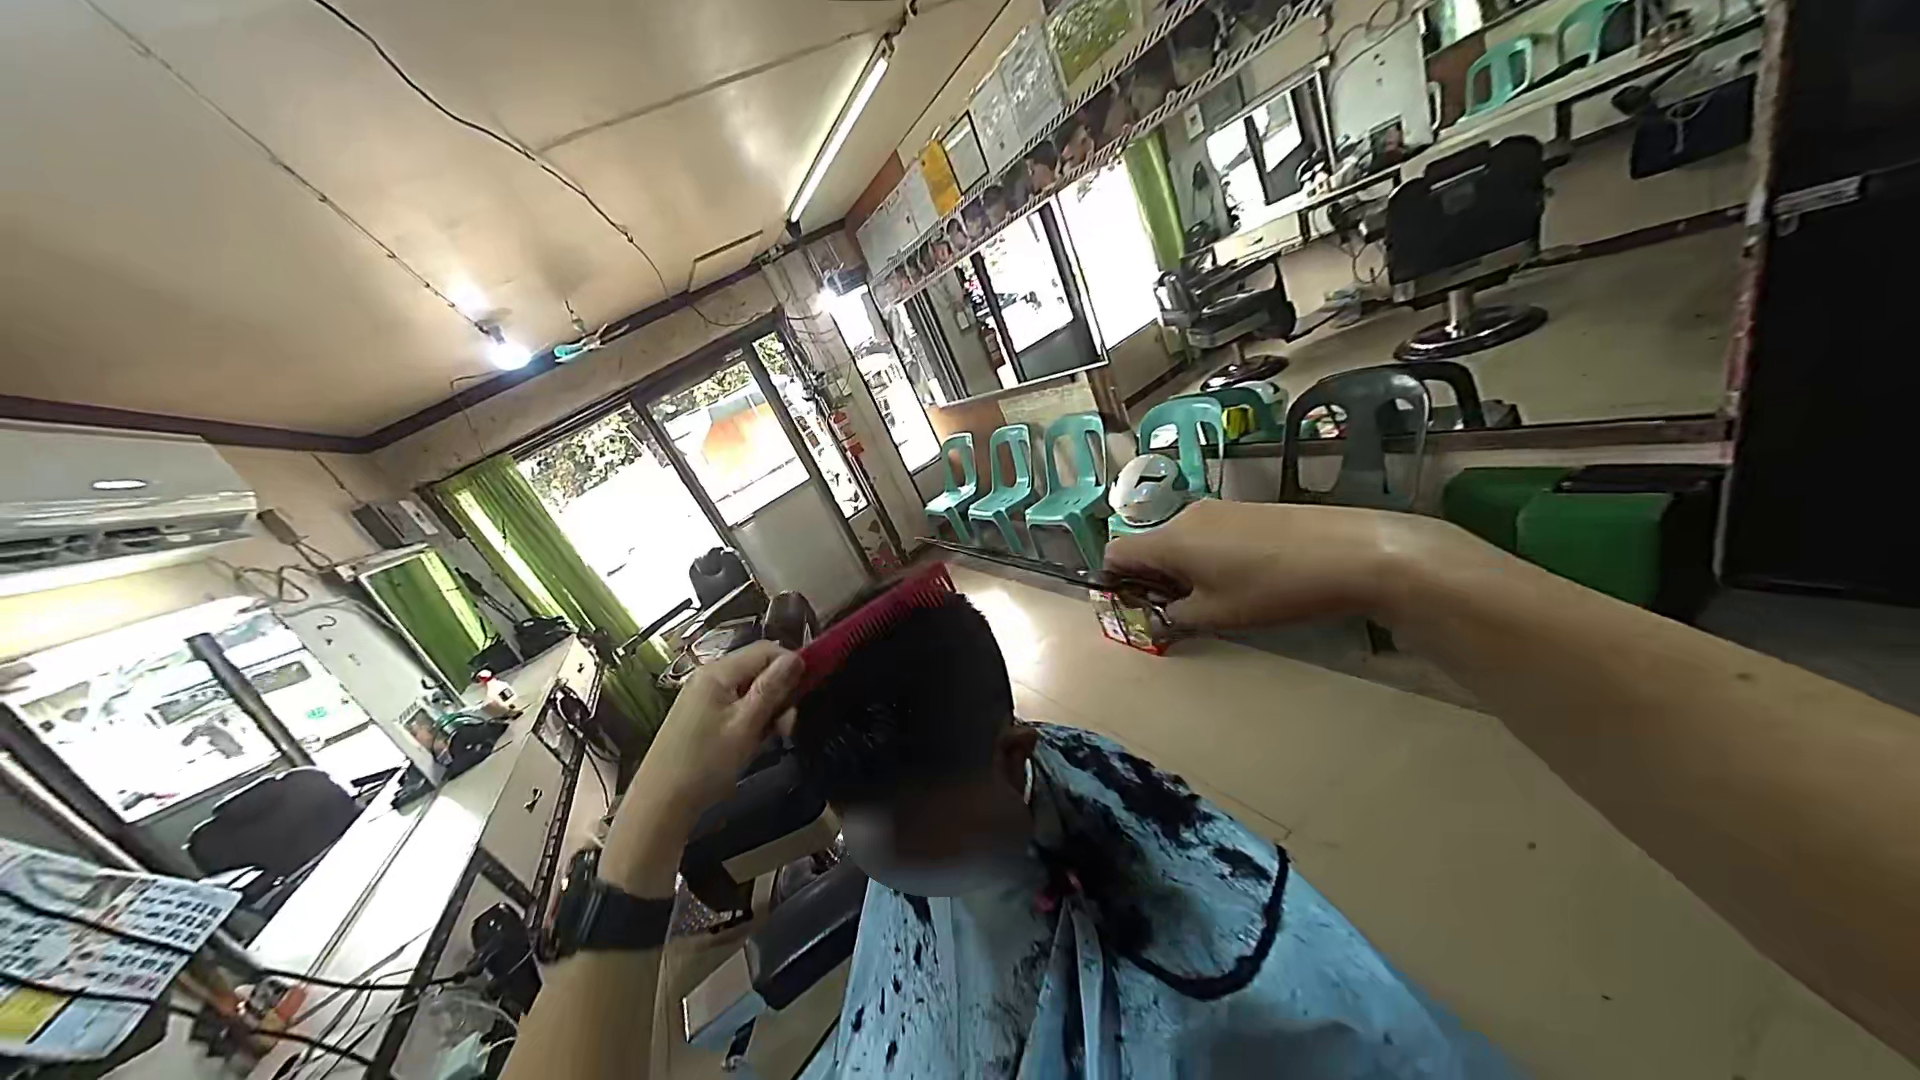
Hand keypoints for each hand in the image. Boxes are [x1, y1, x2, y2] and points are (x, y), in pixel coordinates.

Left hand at [600, 641, 801, 892]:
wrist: (659, 805)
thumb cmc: (705, 764)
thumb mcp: (746, 725)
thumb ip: (773, 688)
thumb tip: (797, 658)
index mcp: (718, 672)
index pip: (766, 649)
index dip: (791, 665)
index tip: (804, 695)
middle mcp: (709, 676)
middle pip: (759, 668)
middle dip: (779, 693)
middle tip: (785, 728)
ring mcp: (703, 695)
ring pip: (751, 689)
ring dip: (767, 710)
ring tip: (767, 739)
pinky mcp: (701, 714)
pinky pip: (737, 705)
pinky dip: (751, 719)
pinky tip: (750, 743)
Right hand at [1104, 499, 1470, 629]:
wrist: (1352, 551)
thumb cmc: (1273, 588)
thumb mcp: (1217, 615)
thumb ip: (1175, 616)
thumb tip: (1163, 613)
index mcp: (1169, 539)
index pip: (1115, 552)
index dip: (1115, 581)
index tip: (1137, 606)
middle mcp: (1185, 516)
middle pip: (1147, 545)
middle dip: (1152, 578)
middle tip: (1181, 608)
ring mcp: (1217, 508)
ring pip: (1178, 540)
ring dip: (1182, 569)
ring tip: (1219, 596)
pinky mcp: (1244, 509)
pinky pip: (1205, 533)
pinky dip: (1207, 556)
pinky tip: (1244, 576)